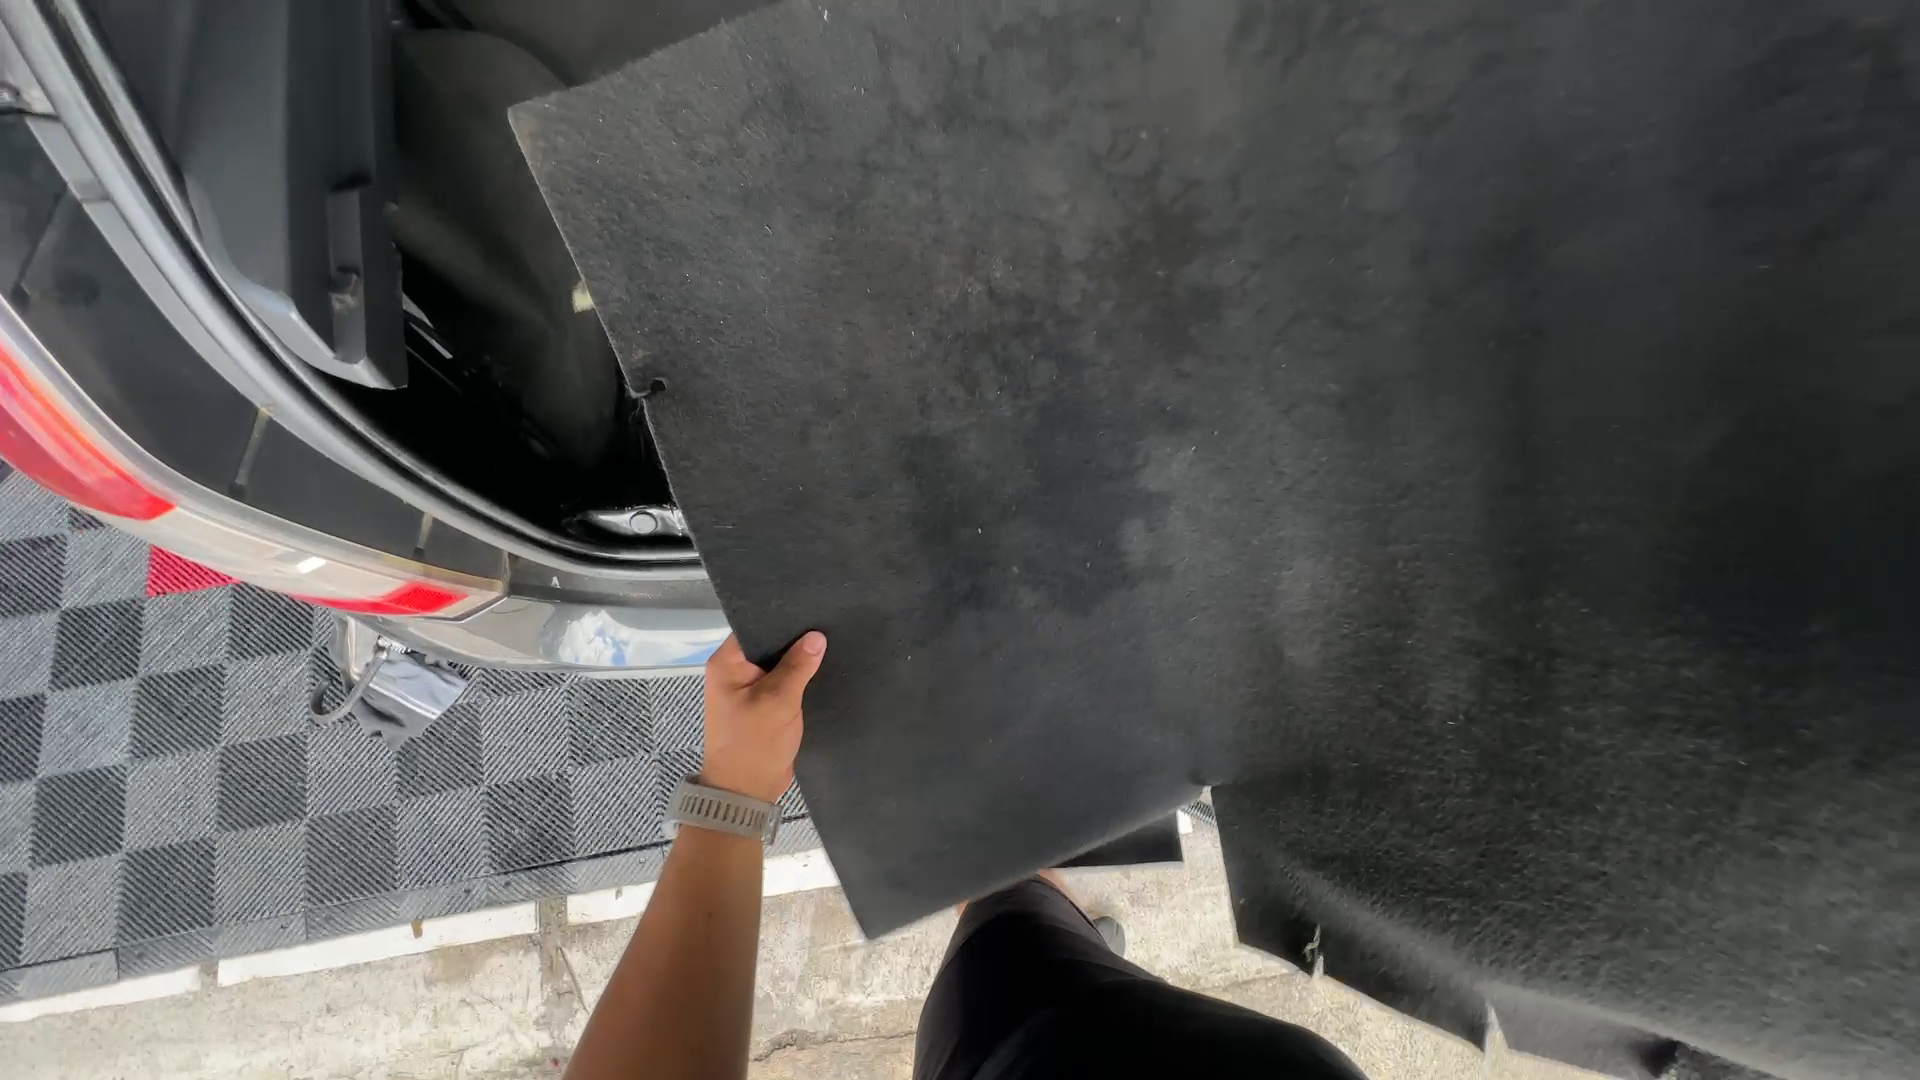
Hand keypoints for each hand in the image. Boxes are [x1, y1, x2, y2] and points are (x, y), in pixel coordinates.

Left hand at [698, 631, 826, 802]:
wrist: (747, 792)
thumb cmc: (754, 744)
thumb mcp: (778, 701)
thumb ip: (797, 666)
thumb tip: (817, 636)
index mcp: (727, 663)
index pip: (756, 626)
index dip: (782, 617)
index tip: (812, 607)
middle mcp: (736, 670)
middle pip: (770, 643)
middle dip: (797, 637)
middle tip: (829, 620)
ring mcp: (752, 687)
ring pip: (781, 662)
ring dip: (802, 658)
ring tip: (833, 638)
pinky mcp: (767, 702)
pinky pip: (786, 680)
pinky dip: (802, 677)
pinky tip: (826, 666)